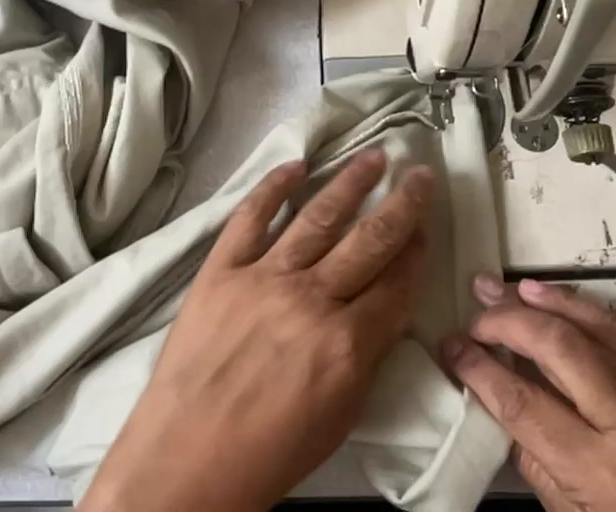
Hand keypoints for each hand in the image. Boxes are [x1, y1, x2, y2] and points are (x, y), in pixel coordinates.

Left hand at [80, 148, 433, 511]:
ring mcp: (263, 278)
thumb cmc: (270, 451)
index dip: (418, 251)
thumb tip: (384, 312)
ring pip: (318, 217)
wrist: (186, 459)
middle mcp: (311, 299)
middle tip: (420, 173)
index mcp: (346, 343)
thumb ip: (367, 358)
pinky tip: (296, 167)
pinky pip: (250, 218)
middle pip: (369, 240)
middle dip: (402, 204)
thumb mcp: (341, 417)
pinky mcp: (221, 270)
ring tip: (375, 157)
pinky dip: (273, 189)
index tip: (429, 224)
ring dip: (351, 182)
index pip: (397, 283)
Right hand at [442, 277, 615, 511]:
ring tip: (498, 287)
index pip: (524, 403)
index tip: (449, 346)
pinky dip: (578, 308)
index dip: (479, 369)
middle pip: (558, 348)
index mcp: (605, 474)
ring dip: (540, 301)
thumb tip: (489, 390)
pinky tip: (546, 294)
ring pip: (591, 327)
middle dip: (507, 323)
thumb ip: (530, 451)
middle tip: (474, 317)